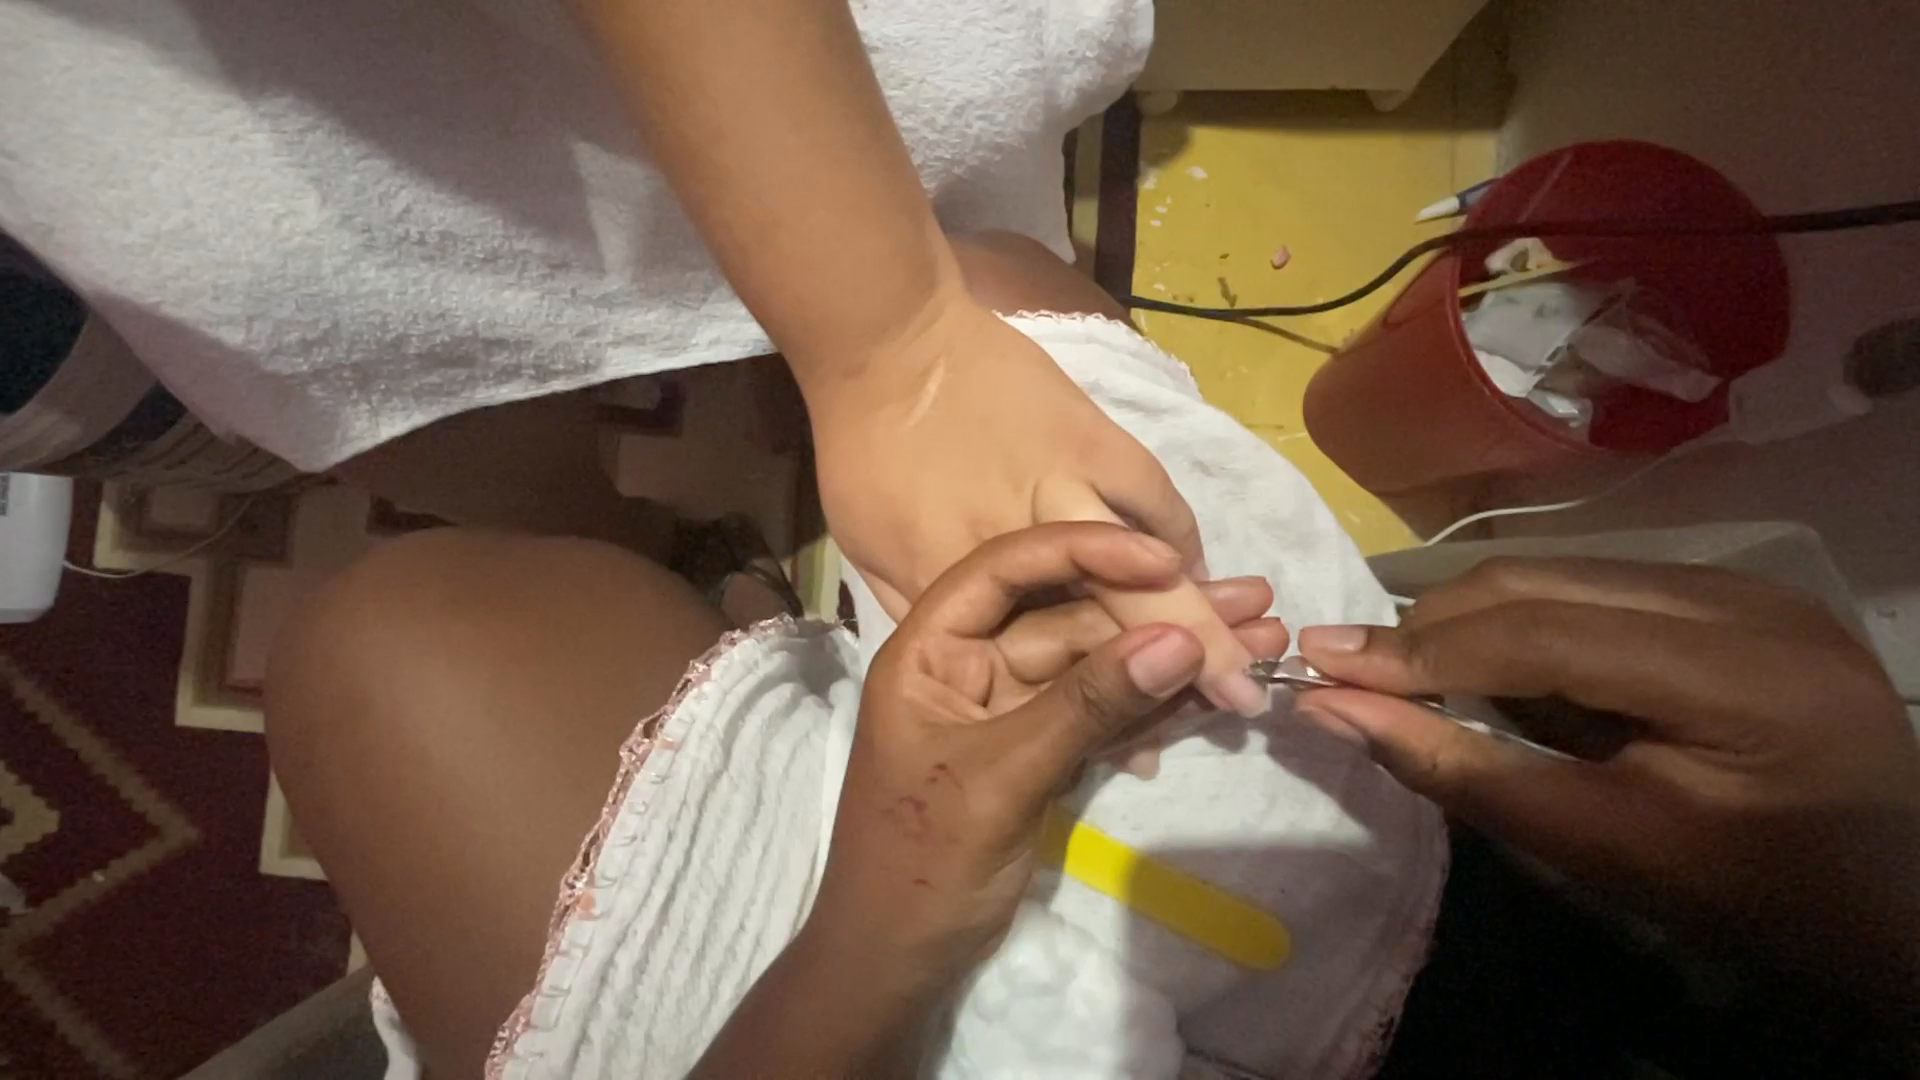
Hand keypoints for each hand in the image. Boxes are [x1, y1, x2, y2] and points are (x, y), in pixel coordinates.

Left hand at [808, 522, 1287, 980]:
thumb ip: (1088, 705)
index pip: (1009, 568)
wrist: (898, 962)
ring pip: (1098, 663)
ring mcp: (1012, 704)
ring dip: (1172, 654)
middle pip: (1070, 615)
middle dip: (1155, 610)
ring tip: (1259, 639)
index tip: (1166, 560)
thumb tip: (1179, 641)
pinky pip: (1103, 711)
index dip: (1086, 551)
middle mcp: (972, 660)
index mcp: (931, 647)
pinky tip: (1216, 692)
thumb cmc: (921, 865)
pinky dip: (1156, 705)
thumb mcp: (1002, 778)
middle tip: (1248, 604)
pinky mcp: (1043, 745)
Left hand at [811, 300, 1267, 715]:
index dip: (1103, 695)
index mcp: (955, 569)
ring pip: (1143, 555)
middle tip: (1243, 696)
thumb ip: (917, 607)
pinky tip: (1196, 564)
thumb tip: (972, 656)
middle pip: (1113, 604)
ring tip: (1254, 632)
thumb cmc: (861, 451)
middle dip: (1184, 654)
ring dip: (1199, 597)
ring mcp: (1061, 477)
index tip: (1148, 742)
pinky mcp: (1092, 431)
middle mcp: (1021, 531)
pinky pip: (1151, 490)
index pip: (1040, 646)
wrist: (883, 340)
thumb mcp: (863, 550)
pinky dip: (1178, 529)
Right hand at [1292, 557, 1919, 1026]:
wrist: (1899, 904)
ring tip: (1421, 678)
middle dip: (1425, 628)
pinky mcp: (1716, 592)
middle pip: (1528, 581)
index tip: (1316, 664)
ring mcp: (1733, 584)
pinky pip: (1572, 586)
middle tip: (1352, 669)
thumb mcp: (1594, 846)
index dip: (1414, 652)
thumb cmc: (1752, 898)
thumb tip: (1326, 706)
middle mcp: (1738, 597)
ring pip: (1540, 572)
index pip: (1534, 635)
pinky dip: (1509, 625)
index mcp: (1741, 674)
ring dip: (1461, 624)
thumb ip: (1453, 767)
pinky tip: (1501, 673)